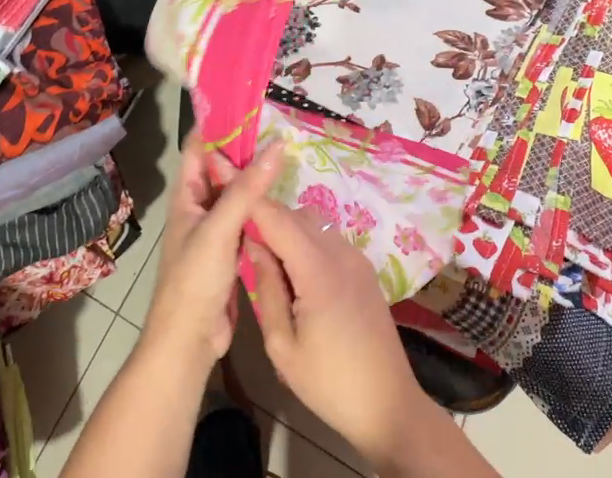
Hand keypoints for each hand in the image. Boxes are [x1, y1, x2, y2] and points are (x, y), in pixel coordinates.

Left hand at [141, 137, 285, 376]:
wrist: (189, 339)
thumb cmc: (195, 278)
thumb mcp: (221, 228)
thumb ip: (247, 189)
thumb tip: (276, 145)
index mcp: (186, 196)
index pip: (199, 149)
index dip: (218, 126)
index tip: (248, 106)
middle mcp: (199, 208)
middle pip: (221, 170)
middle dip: (244, 150)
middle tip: (279, 129)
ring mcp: (215, 231)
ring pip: (236, 196)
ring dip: (255, 180)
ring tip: (286, 156)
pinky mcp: (230, 253)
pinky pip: (247, 221)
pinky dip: (262, 209)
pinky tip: (283, 201)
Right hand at [245, 198, 449, 469]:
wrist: (389, 406)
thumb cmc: (329, 384)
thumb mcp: (281, 345)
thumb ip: (266, 288)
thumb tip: (253, 246)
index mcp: (318, 271)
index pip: (276, 217)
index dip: (248, 205)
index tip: (223, 207)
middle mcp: (341, 254)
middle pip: (294, 214)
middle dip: (264, 218)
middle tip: (237, 237)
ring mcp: (357, 259)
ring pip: (312, 222)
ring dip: (286, 230)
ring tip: (264, 257)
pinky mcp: (364, 269)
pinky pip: (327, 238)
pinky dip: (305, 241)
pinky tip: (293, 271)